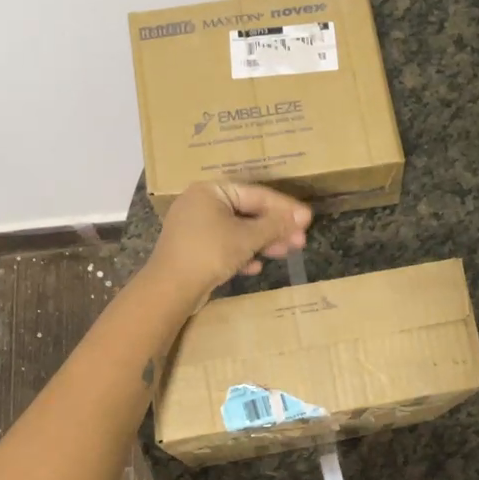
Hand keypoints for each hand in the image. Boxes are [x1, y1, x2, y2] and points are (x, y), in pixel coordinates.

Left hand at [144, 182, 310, 302]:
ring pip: (237, 231)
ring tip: (286, 253)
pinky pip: (224, 246)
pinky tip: (256, 267)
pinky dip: (241, 254)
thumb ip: (275, 225)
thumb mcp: (247, 238)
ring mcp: (195, 227)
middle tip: (300, 240)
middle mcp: (201, 203)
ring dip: (262, 242)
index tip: (308, 218)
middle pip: (247, 213)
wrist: (170, 289)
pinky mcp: (193, 249)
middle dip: (274, 228)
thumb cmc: (209, 253)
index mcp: (210, 191)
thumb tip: (302, 216)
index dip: (284, 207)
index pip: (256, 194)